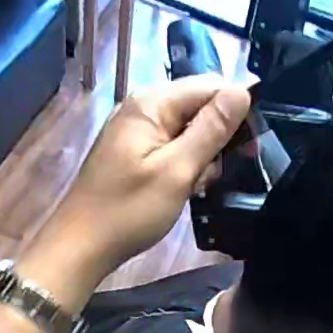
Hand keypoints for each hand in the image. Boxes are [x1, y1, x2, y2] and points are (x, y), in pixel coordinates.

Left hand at [14, 76, 251, 310]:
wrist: (81, 247)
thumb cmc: (128, 212)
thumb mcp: (177, 172)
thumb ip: (210, 130)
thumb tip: (242, 92)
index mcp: (152, 102)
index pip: (211, 85)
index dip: (236, 113)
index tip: (250, 150)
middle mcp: (142, 107)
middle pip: (198, 107)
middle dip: (216, 140)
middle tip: (214, 178)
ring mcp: (135, 132)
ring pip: (187, 132)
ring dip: (200, 160)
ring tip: (193, 190)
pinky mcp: (132, 156)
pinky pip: (170, 151)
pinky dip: (182, 170)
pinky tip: (181, 193)